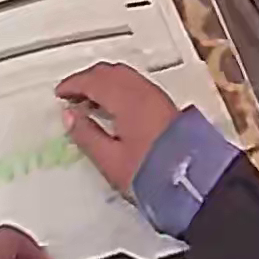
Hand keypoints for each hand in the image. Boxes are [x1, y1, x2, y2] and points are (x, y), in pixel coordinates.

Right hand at [55, 62, 180, 193]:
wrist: (199, 186)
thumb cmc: (152, 174)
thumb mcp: (112, 161)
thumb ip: (87, 136)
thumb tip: (68, 115)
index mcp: (125, 98)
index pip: (92, 80)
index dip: (72, 84)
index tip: (59, 94)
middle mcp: (140, 89)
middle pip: (108, 72)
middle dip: (86, 79)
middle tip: (71, 95)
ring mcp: (154, 95)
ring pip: (122, 75)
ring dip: (102, 81)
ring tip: (90, 100)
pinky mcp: (164, 104)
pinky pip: (133, 82)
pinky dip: (117, 85)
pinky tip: (113, 105)